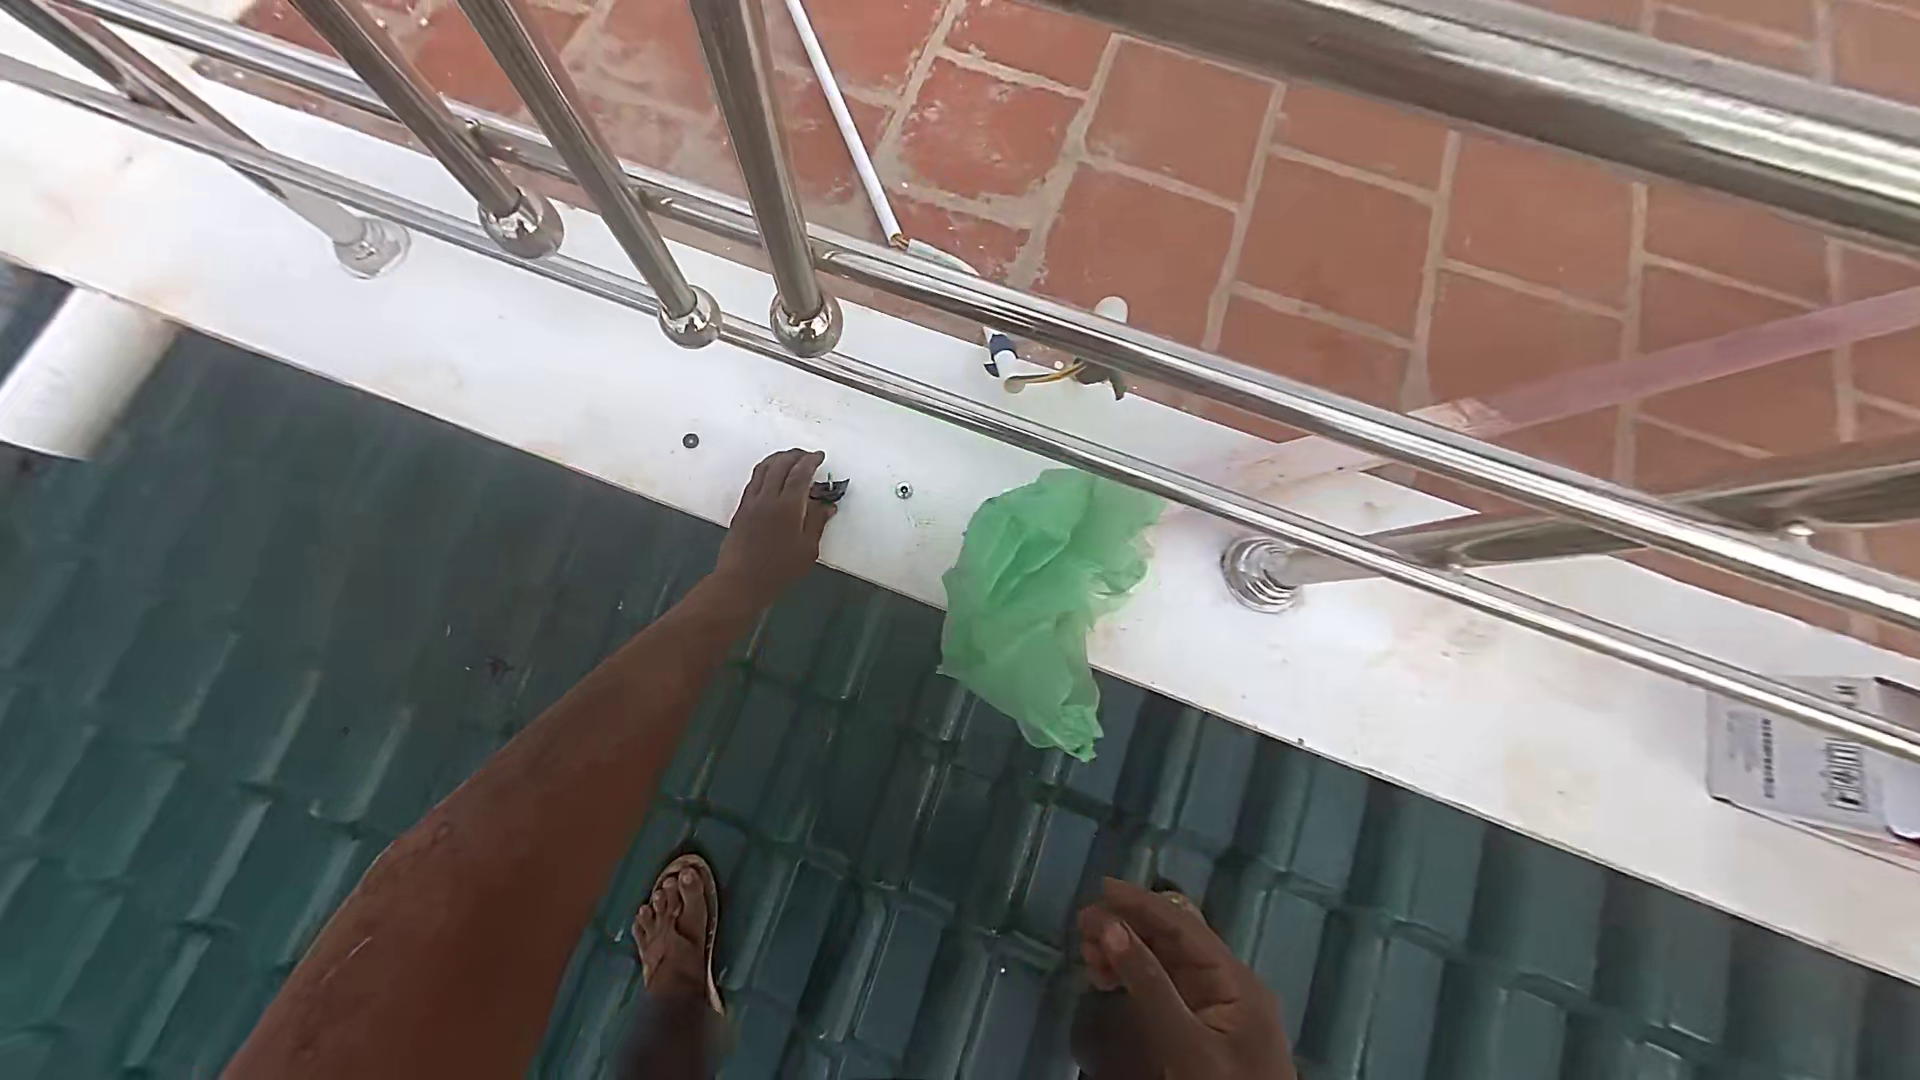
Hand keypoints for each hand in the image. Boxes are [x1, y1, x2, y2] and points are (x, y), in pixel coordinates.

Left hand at [712, 448, 835, 609]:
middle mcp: (767, 499)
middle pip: (780, 465)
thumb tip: (827, 506)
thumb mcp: (807, 549)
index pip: (800, 474)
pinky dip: (765, 470)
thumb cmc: (779, 570)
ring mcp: (751, 502)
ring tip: (789, 458)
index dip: (811, 462)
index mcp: (788, 507)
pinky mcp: (742, 509)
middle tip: (807, 455)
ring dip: (778, 458)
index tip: (819, 457)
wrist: (742, 580)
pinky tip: (771, 474)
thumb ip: (817, 523)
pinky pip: (754, 480)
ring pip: (764, 469)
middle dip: (795, 455)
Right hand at [1077, 878, 1295, 1079]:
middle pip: (1171, 937)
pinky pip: (1161, 984)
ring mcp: (1213, 1006)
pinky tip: (1105, 977)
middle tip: (1084, 929)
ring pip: (1162, 958)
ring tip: (1088, 956)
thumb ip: (1149, 985)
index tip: (1101, 888)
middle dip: (1126, 926)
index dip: (1141, 902)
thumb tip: (1111, 926)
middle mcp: (1227, 983)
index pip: (1182, 924)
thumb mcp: (1187, 1048)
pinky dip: (1131, 974)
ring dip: (1123, 949)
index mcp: (1235, 980)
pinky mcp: (1198, 1027)